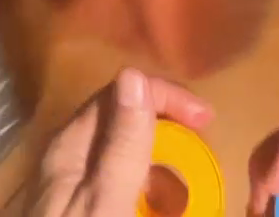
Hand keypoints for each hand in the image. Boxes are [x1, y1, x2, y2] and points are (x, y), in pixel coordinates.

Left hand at [30, 68, 214, 216]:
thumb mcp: (104, 205)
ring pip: (127, 162)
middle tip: (203, 165)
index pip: (122, 92)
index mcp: (72, 147)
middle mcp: (71, 160)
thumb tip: (135, 74)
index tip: (207, 121)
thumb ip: (121, 146)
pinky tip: (164, 210)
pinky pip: (122, 193)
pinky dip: (148, 200)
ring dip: (161, 175)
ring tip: (186, 203)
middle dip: (168, 138)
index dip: (165, 97)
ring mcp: (75, 192)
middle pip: (126, 125)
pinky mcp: (86, 214)